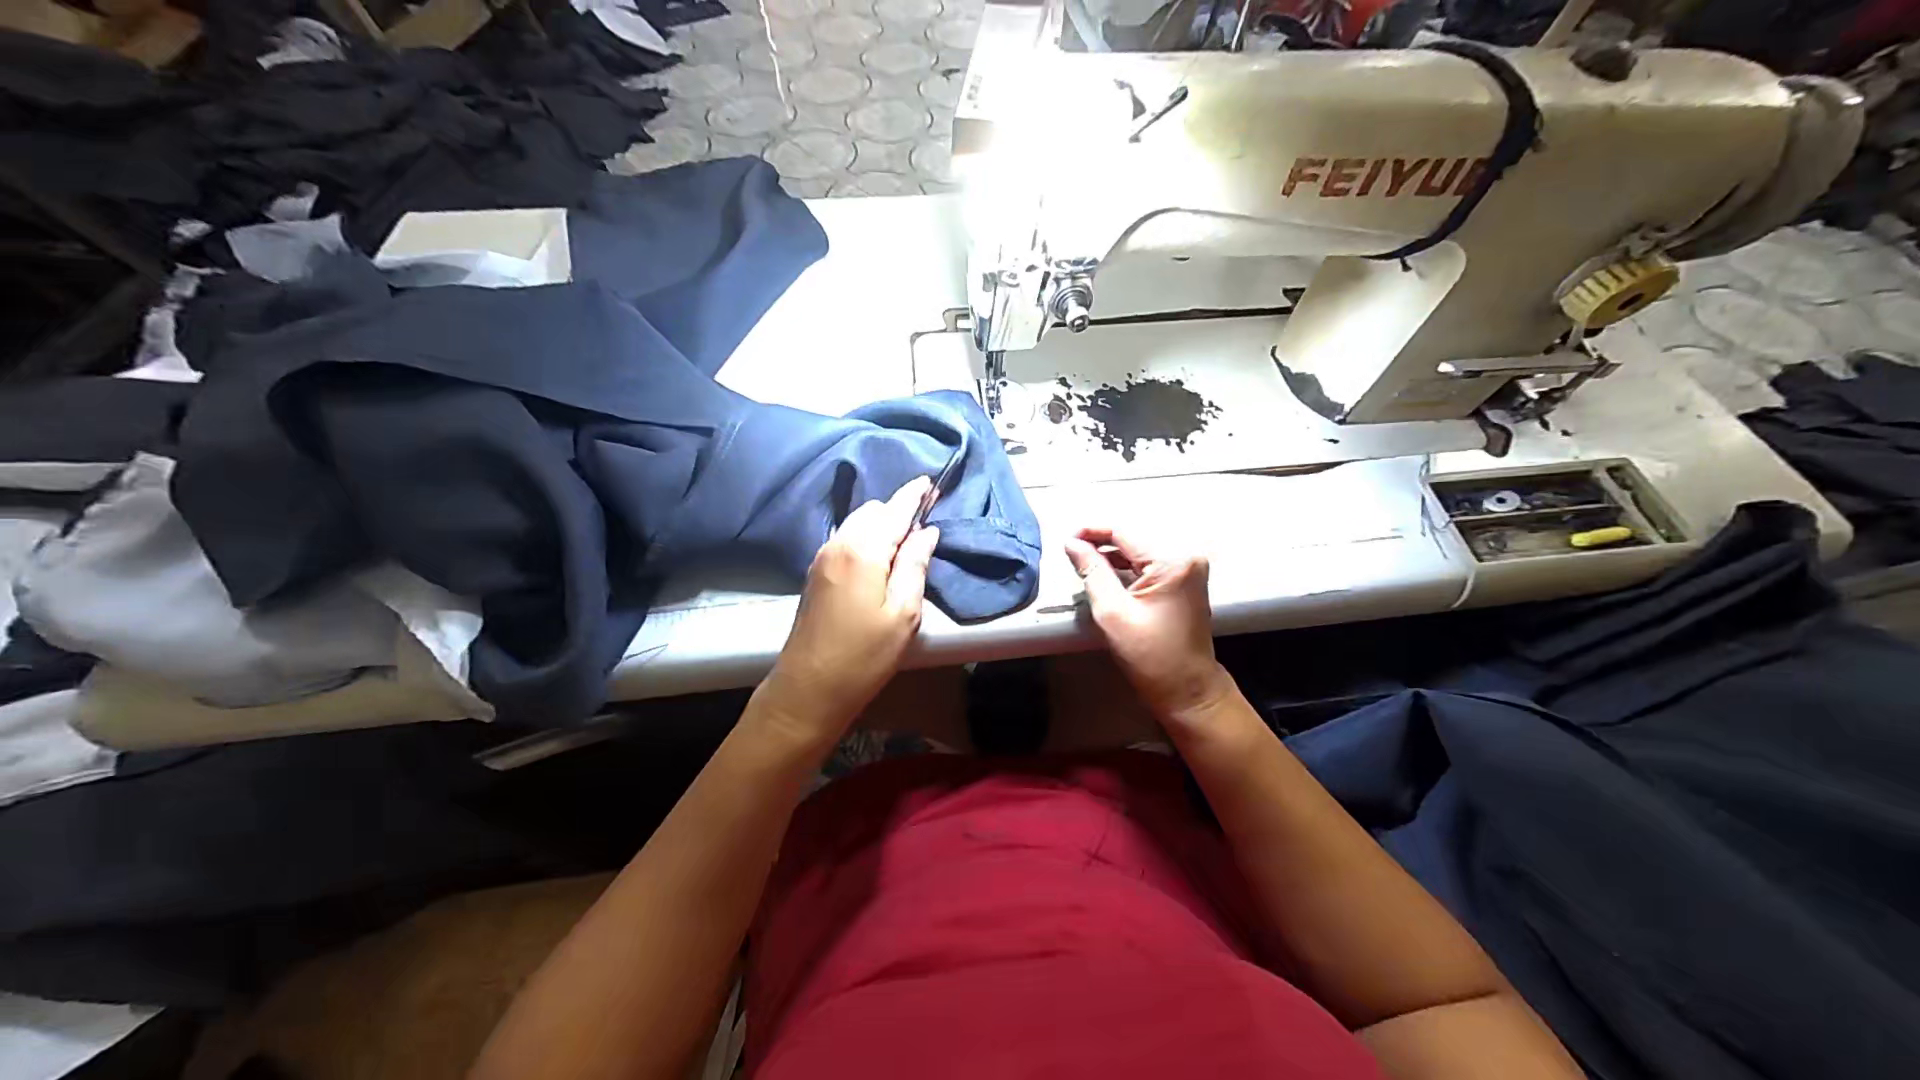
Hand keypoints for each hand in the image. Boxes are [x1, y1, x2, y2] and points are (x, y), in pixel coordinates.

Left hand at [758, 477, 940, 745]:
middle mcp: (838, 545)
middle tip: (925, 523)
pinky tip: (881, 557)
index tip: (930, 482)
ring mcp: (822, 558)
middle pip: (872, 511)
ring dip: (881, 524)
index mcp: (863, 551)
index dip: (914, 495)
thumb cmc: (863, 657)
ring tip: (907, 540)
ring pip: (857, 524)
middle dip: (898, 510)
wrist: (808, 689)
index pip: (894, 510)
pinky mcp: (815, 574)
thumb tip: (927, 533)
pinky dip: (866, 538)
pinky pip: (846, 539)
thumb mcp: (903, 615)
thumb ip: (915, 566)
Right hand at [1063, 527, 1236, 732]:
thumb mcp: (1112, 613)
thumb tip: (1072, 544)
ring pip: (1141, 551)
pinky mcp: (1186, 582)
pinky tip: (1107, 575)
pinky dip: (1128, 567)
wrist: (1188, 689)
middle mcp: (1186, 558)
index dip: (1092, 533)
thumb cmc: (1151, 656)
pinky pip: (1151, 564)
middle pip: (1134, 539)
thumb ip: (1091, 572)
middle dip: (1102, 544)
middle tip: (1073, 555)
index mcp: (1172, 562)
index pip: (1124, 532)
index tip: (1067, 540)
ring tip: (1085, 565)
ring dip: (1113, 556)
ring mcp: (1189, 569)